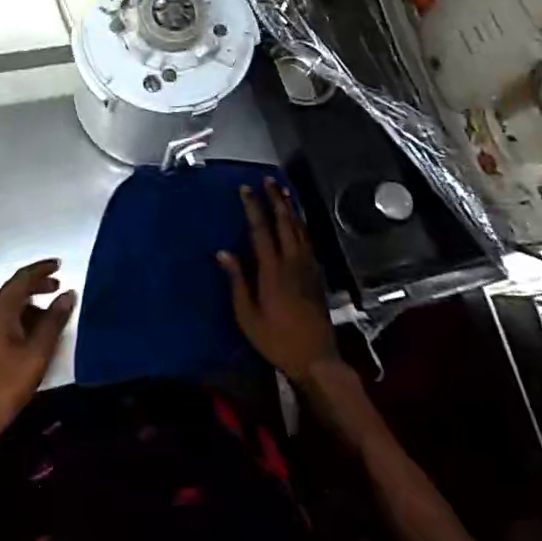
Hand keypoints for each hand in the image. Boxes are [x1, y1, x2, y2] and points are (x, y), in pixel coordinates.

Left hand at [0, 259, 76, 440]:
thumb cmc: (4, 386)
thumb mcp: (36, 354)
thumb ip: (53, 322)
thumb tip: (67, 294)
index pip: (20, 278)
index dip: (40, 269)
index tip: (59, 263)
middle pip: (12, 291)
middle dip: (36, 285)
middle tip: (58, 287)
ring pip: (7, 308)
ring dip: (30, 305)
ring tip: (51, 317)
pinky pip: (2, 321)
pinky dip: (20, 319)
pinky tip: (32, 338)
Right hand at [216, 178, 338, 377]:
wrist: (316, 359)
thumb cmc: (275, 339)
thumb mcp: (247, 314)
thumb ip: (237, 281)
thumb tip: (223, 252)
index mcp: (273, 270)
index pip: (261, 231)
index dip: (254, 208)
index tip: (246, 189)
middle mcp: (293, 264)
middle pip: (285, 224)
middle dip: (276, 201)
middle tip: (269, 181)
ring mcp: (308, 269)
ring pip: (301, 231)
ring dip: (291, 210)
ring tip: (284, 193)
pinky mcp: (317, 277)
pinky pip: (309, 243)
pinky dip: (303, 227)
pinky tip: (299, 223)